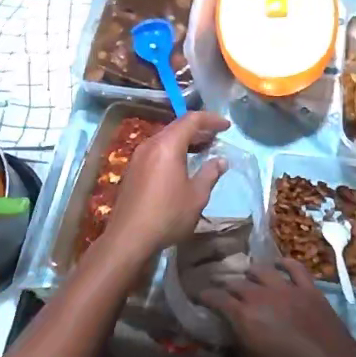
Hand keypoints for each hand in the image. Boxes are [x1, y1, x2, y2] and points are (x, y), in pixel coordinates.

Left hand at [96, 111, 229, 258]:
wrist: (129, 237)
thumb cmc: (168, 215)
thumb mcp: (197, 196)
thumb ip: (210, 174)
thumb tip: (221, 161)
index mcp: (167, 145)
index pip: (191, 120)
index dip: (211, 119)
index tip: (226, 126)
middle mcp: (150, 145)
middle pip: (176, 127)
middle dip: (198, 129)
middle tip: (216, 137)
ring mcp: (138, 157)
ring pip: (164, 139)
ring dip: (184, 140)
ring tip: (202, 149)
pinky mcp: (132, 170)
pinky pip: (155, 151)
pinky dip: (172, 151)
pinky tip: (181, 165)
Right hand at [203, 258, 355, 356]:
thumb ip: (238, 350)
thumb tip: (228, 339)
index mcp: (243, 317)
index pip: (215, 298)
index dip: (204, 297)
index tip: (200, 299)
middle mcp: (261, 296)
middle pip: (236, 283)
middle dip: (226, 287)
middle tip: (223, 292)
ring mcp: (287, 289)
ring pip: (261, 270)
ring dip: (251, 274)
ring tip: (248, 279)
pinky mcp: (310, 289)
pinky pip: (294, 266)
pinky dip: (283, 263)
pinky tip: (278, 265)